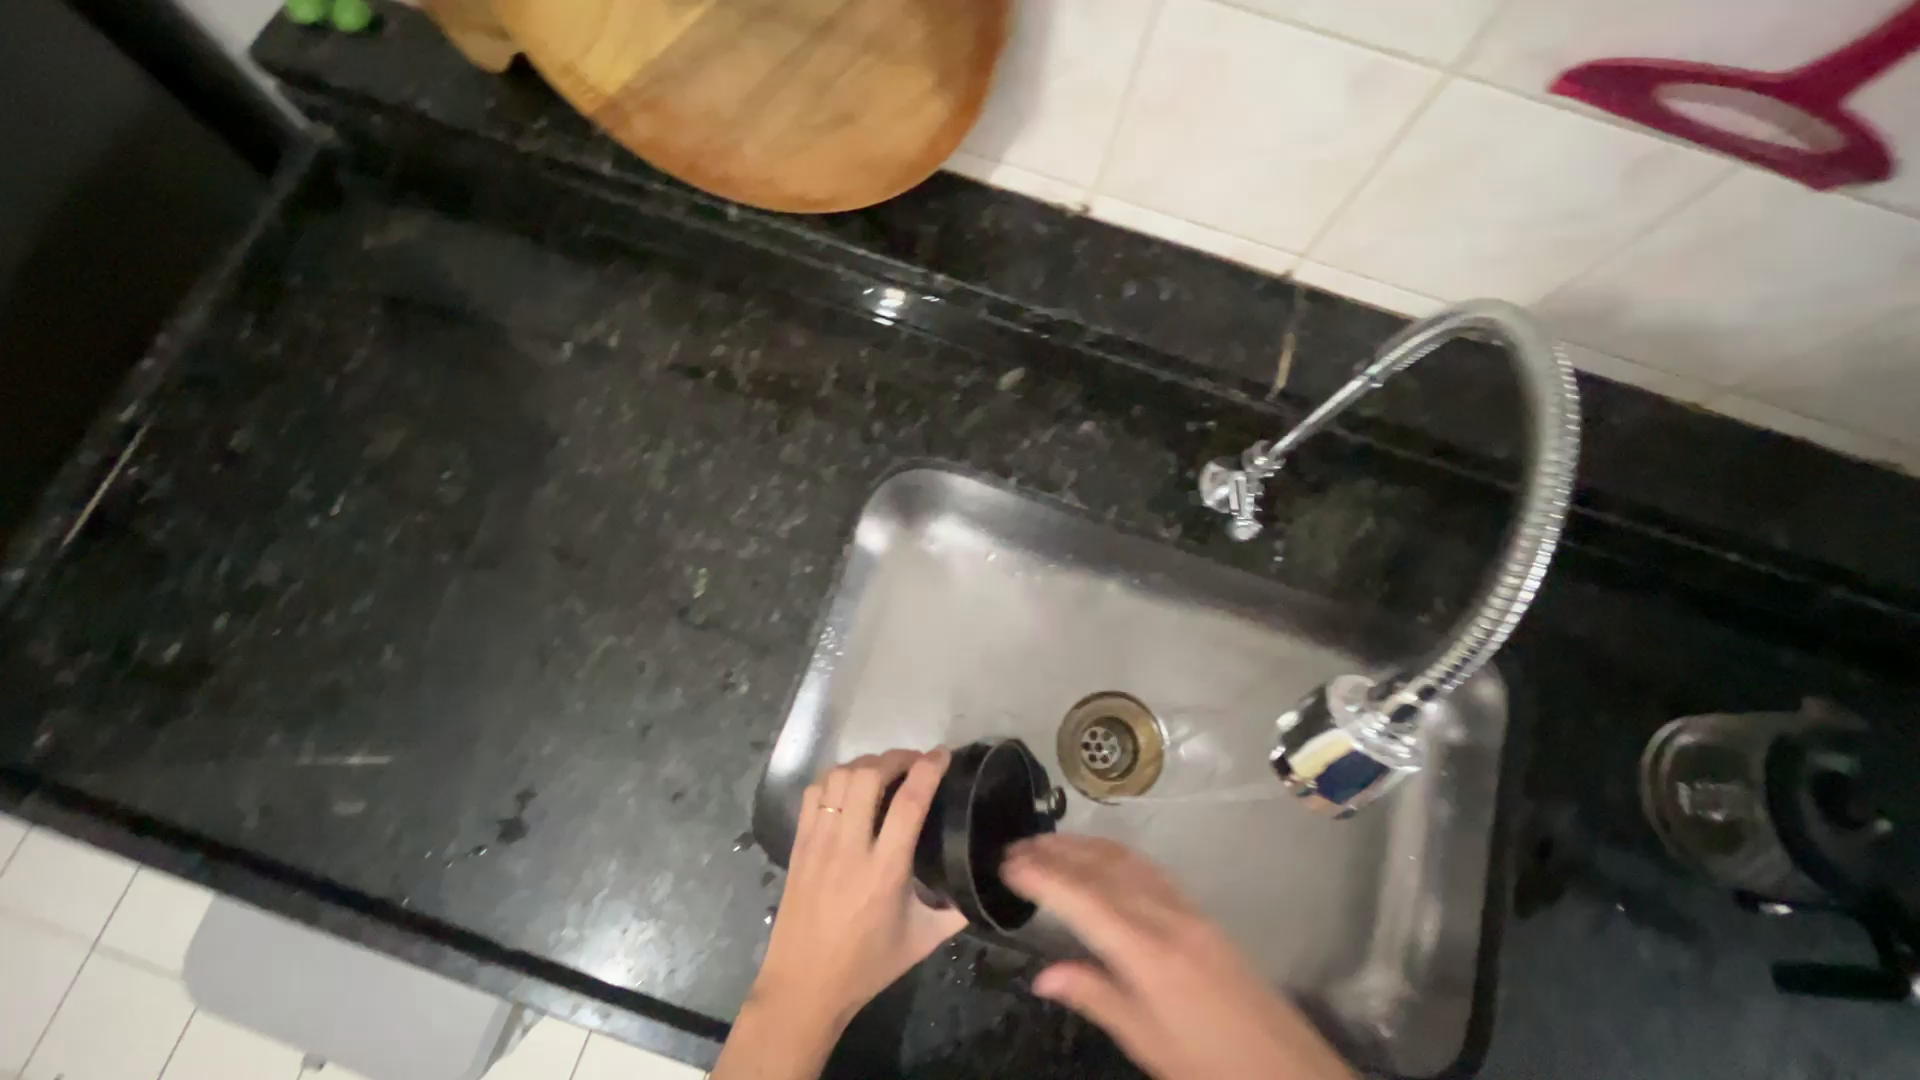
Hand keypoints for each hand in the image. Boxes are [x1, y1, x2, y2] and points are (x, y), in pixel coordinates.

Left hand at [756, 749, 967, 1025]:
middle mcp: (850, 848)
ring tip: (885, 770)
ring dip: (866, 764)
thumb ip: (956, 908)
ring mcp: (819, 843)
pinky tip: (851, 786)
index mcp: (885, 871)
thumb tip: (982, 880)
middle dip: (896, 758)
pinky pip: (814, 793)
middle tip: (915, 762)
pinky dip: (835, 778)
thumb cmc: (868, 965)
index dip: (929, 769)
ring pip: (839, 778)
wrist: (804, 986)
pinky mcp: (799, 844)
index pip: (909, 802)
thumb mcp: (923, 940)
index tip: (943, 754)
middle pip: (869, 776)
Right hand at [1002, 835, 1354, 1079]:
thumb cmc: (1212, 1067)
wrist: (1290, 1070)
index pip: (1083, 899)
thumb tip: (1043, 974)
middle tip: (1015, 847)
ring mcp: (1186, 910)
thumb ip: (1095, 996)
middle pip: (1102, 869)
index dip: (1042, 877)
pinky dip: (1115, 854)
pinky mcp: (1201, 913)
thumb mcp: (1147, 1042)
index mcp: (1147, 952)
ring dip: (1083, 847)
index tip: (1007, 864)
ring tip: (1046, 844)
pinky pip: (1148, 869)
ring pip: (1126, 862)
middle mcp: (1165, 917)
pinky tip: (1100, 858)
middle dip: (1056, 853)